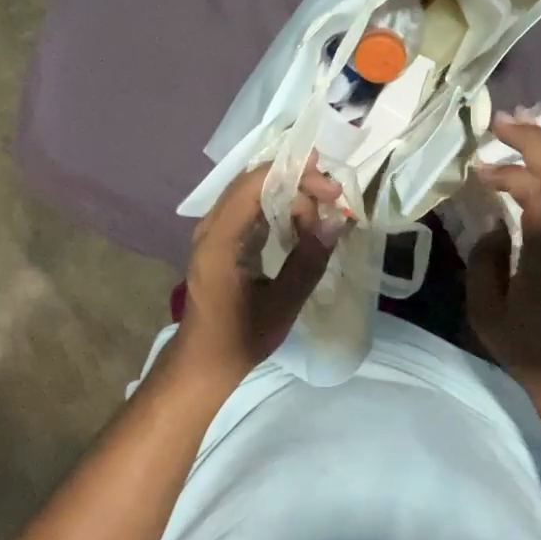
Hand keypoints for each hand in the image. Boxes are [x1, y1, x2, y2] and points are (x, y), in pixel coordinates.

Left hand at [177, 160, 347, 376]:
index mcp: (219, 240)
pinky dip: (278, 208)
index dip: (294, 176)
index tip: (330, 189)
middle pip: (252, 183)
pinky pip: (249, 211)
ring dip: (288, 193)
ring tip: (324, 207)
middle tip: (333, 197)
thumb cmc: (239, 338)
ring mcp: (213, 233)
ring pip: (252, 194)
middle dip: (296, 181)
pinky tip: (302, 221)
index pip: (254, 185)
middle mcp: (211, 228)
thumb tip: (337, 223)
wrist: (203, 363)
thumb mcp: (282, 304)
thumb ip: (308, 260)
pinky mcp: (221, 242)